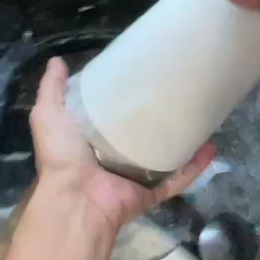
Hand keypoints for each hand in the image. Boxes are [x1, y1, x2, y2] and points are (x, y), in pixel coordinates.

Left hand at [27, 57, 213, 240]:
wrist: (75, 199)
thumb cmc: (62, 155)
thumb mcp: (48, 115)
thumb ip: (52, 89)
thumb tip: (58, 60)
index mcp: (93, 138)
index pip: (113, 114)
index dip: (127, 97)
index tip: (146, 74)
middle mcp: (116, 157)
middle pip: (143, 133)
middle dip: (161, 116)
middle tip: (182, 92)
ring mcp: (136, 176)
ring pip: (167, 155)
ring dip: (185, 140)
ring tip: (203, 117)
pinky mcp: (151, 190)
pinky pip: (178, 179)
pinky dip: (195, 167)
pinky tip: (211, 148)